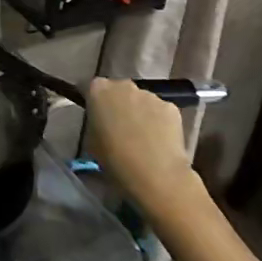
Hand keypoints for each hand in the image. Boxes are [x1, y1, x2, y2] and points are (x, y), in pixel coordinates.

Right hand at [87, 77, 191, 202]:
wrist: (155, 175)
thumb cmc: (115, 160)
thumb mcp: (91, 142)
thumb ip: (94, 124)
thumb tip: (102, 124)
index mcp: (99, 90)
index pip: (92, 88)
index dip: (95, 102)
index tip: (97, 116)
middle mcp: (124, 85)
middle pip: (119, 90)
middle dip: (119, 104)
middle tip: (121, 127)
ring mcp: (149, 95)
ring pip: (142, 101)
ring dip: (140, 113)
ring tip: (144, 138)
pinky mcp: (170, 107)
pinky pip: (161, 112)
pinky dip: (160, 122)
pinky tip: (160, 142)